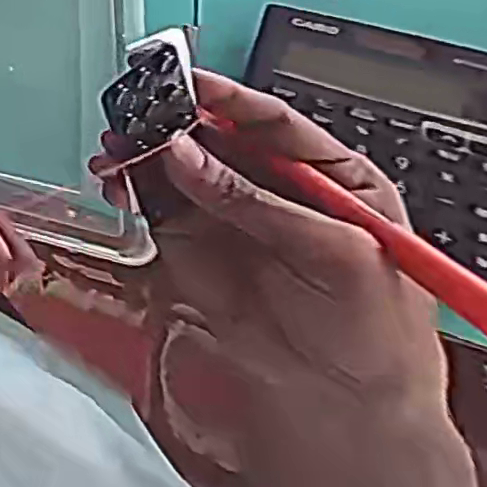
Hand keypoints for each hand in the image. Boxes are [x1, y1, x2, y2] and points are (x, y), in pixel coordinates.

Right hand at [143, 71, 474, 486]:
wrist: (338, 404)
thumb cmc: (371, 333)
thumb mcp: (331, 254)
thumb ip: (252, 200)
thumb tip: (185, 151)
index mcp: (322, 174)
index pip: (269, 120)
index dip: (227, 97)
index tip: (187, 82)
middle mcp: (264, 181)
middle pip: (208, 132)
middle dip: (169, 120)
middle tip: (138, 114)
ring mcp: (220, 205)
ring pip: (169, 158)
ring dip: (139, 147)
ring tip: (118, 147)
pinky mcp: (185, 230)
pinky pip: (148, 192)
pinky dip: (126, 180)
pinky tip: (116, 177)